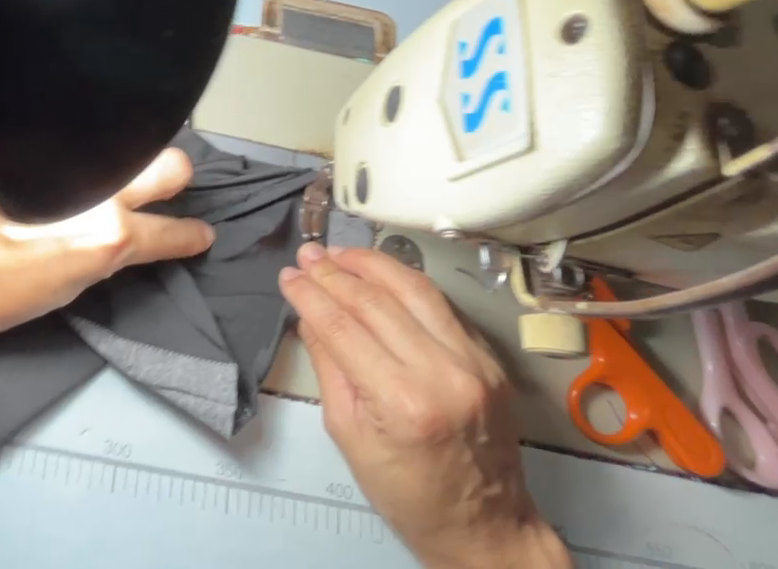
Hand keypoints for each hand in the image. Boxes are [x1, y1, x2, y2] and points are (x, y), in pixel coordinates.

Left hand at [0, 148, 214, 346]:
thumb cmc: (2, 297)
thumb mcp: (73, 286)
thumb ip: (111, 252)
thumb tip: (132, 232)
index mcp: (107, 235)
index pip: (171, 230)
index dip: (192, 236)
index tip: (201, 234)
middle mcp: (96, 191)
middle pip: (169, 163)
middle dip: (173, 177)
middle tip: (159, 188)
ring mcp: (66, 162)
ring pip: (121, 144)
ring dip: (124, 160)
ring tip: (108, 174)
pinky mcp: (33, 145)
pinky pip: (76, 141)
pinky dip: (80, 151)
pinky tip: (69, 162)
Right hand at [279, 244, 568, 568]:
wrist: (485, 525)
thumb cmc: (406, 493)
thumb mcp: (348, 434)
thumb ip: (328, 366)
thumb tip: (308, 313)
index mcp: (401, 402)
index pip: (343, 328)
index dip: (310, 295)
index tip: (288, 275)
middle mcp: (442, 373)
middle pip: (376, 302)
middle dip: (334, 273)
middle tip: (307, 254)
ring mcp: (473, 361)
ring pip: (415, 288)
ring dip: (371, 264)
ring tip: (339, 252)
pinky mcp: (489, 357)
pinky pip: (441, 305)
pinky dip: (405, 282)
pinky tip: (379, 274)